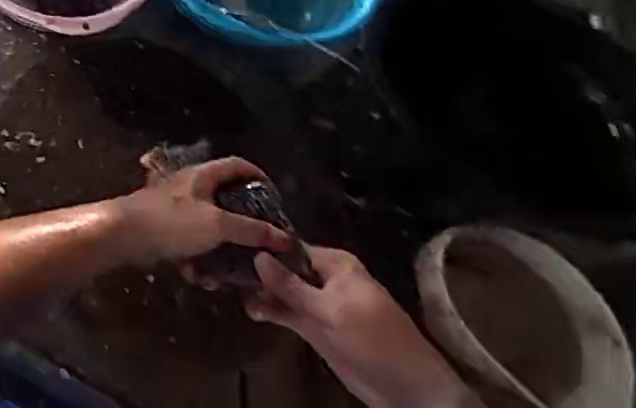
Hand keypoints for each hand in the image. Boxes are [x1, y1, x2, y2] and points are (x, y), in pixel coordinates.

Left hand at [109, 156, 289, 267]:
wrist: (124, 234)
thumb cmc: (171, 221)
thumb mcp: (217, 224)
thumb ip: (251, 230)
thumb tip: (283, 236)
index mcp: (200, 176)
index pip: (235, 165)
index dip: (258, 176)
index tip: (277, 198)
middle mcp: (188, 188)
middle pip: (225, 202)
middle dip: (244, 228)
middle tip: (263, 247)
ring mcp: (176, 209)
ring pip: (209, 231)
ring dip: (220, 254)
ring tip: (228, 275)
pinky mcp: (166, 229)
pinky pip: (191, 246)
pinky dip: (197, 262)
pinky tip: (199, 278)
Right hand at [248, 248, 476, 407]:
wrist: (411, 395)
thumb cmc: (377, 343)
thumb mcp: (331, 312)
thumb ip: (291, 285)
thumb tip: (256, 254)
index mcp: (335, 264)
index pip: (289, 245)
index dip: (260, 245)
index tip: (229, 244)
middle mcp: (323, 278)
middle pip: (281, 266)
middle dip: (255, 269)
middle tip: (224, 268)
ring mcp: (318, 303)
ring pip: (279, 289)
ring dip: (259, 291)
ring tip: (232, 289)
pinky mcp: (314, 326)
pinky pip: (285, 311)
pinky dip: (268, 309)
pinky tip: (251, 310)